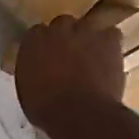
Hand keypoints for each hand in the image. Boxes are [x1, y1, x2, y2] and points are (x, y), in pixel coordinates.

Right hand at [15, 15, 124, 132]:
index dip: (43, 45)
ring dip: (87, 38)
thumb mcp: (27, 88)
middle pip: (62, 24)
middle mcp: (57, 30)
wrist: (79, 114)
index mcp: (32, 42)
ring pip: (87, 26)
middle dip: (65, 36)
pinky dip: (109, 44)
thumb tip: (38, 69)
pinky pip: (111, 34)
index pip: (36, 33)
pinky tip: (107, 57)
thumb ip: (32, 69)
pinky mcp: (109, 41)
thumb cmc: (46, 108)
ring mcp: (85, 33)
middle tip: (68, 55)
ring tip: (90, 55)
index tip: (45, 57)